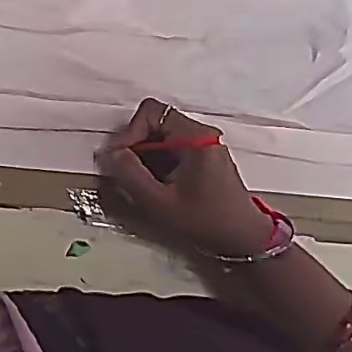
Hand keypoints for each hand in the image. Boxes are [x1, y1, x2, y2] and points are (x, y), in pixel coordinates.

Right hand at [93, 98, 272, 257]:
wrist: (242, 238)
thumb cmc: (204, 220)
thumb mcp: (160, 201)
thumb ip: (131, 175)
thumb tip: (109, 154)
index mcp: (195, 136)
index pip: (151, 112)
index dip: (129, 132)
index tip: (119, 158)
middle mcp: (201, 133)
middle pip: (156, 122)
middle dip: (134, 144)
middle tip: (123, 171)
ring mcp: (204, 145)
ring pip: (161, 136)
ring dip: (144, 155)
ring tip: (138, 182)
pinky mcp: (203, 158)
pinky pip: (172, 149)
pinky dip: (156, 162)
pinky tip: (153, 185)